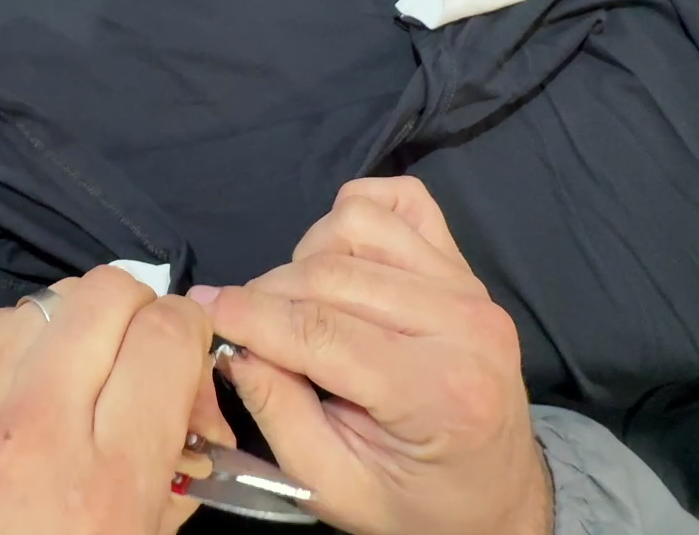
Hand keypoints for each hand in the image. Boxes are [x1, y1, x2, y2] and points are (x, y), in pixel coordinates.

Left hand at [0, 265, 231, 534]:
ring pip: (56, 295)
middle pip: (111, 290)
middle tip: (130, 360)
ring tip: (65, 382)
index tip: (181, 358)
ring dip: (76, 328)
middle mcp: (33, 418)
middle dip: (135, 313)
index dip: (186, 333)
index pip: (166, 334)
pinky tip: (14, 389)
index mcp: (100, 481)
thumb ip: (173, 461)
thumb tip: (188, 390)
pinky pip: (4, 316)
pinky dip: (25, 341)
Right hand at [191, 177, 551, 534]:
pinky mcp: (461, 259)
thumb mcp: (336, 488)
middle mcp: (462, 322)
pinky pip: (397, 198)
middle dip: (267, 294)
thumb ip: (278, 413)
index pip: (321, 331)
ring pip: (355, 224)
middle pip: (329, 274)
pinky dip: (353, 214)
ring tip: (304, 303)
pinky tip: (341, 257)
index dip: (249, 316)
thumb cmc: (415, 499)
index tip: (202, 308)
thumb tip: (230, 342)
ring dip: (308, 256)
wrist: (496, 492)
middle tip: (247, 327)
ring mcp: (466, 282)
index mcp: (438, 391)